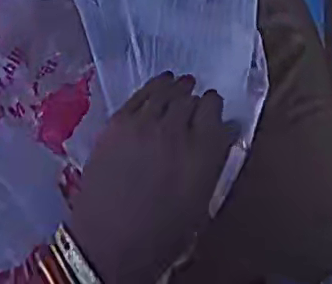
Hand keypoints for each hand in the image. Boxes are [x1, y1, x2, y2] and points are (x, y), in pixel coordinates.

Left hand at [67, 74, 234, 283]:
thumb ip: (213, 161)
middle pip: (190, 98)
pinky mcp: (119, 121)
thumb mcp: (199, 205)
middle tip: (194, 104)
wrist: (105, 247)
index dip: (214, 107)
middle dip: (195, 100)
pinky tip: (161, 83)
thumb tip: (226, 131)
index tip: (213, 110)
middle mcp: (175, 131)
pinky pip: (142, 93)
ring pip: (167, 91)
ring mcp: (144, 123)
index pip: (214, 109)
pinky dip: (155, 85)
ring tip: (181, 85)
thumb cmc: (159, 237)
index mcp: (201, 154)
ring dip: (177, 88)